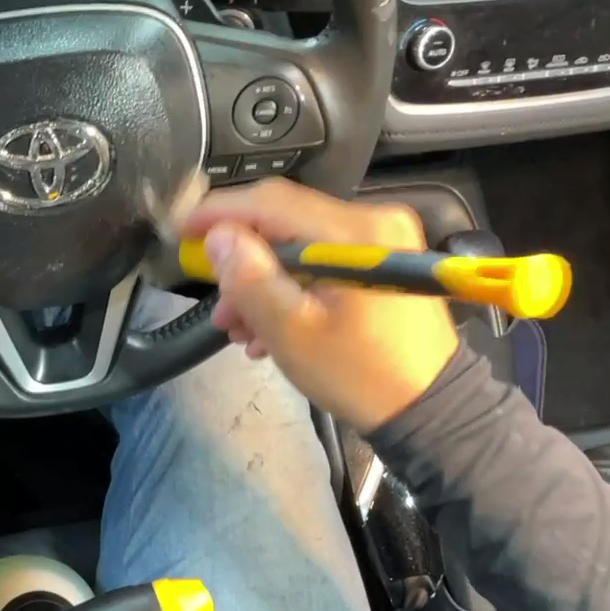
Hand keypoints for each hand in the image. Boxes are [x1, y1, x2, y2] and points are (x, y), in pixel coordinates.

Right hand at [177, 178, 460, 431]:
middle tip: (217, 307)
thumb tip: (217, 237)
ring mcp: (380, 238)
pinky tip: (270, 326)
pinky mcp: (381, 259)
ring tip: (239, 328)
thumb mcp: (293, 332)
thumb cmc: (359, 374)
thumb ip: (251, 279)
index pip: (269, 202)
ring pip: (297, 244)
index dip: (217, 213)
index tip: (181, 232)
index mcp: (353, 231)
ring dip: (261, 282)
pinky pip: (319, 259)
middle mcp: (371, 219)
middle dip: (240, 262)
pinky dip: (290, 286)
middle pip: (283, 222)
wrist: (429, 408)